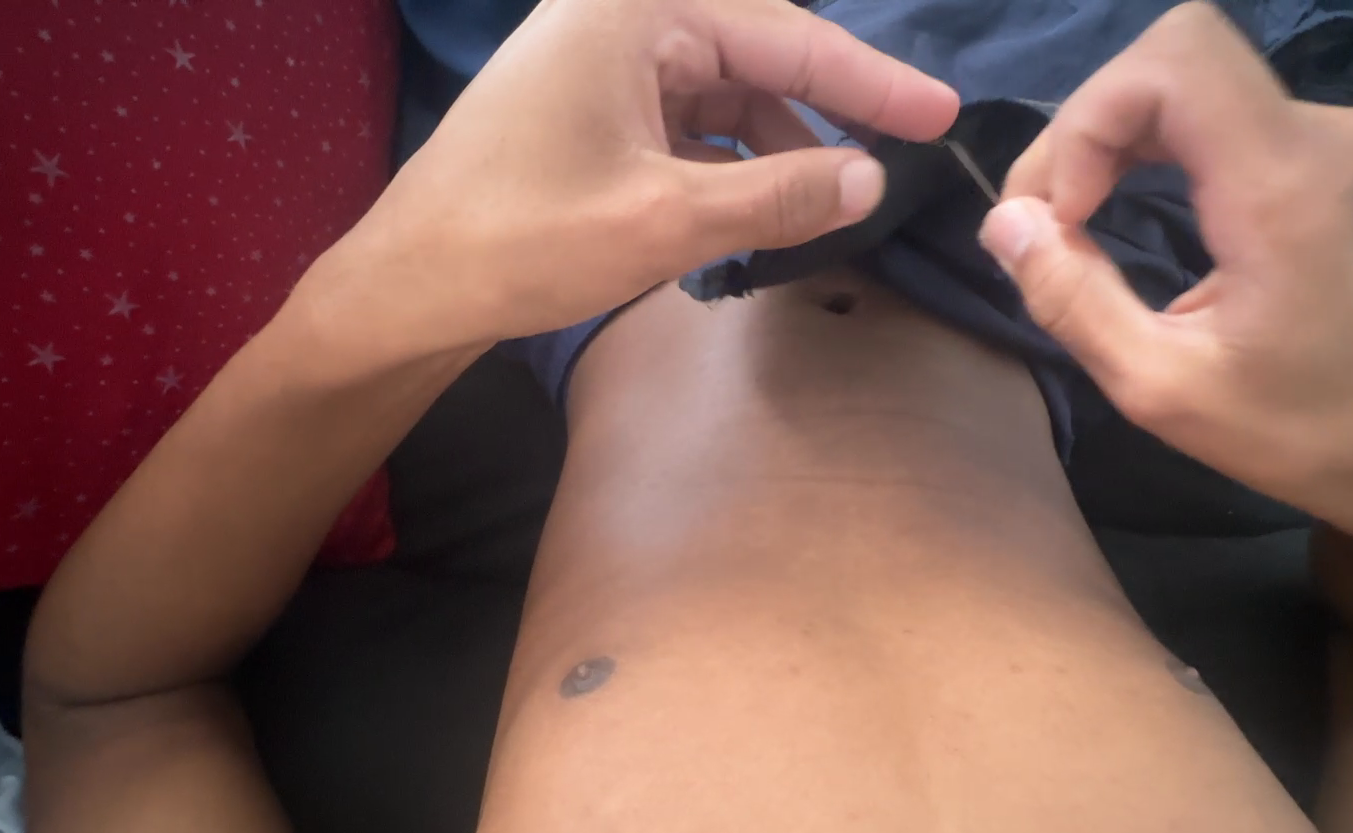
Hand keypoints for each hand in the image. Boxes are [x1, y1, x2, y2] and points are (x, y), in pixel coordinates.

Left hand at [303, 0, 958, 365]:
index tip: (936, 116)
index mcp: (637, 8)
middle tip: (885, 164)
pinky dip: (726, 167)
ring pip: (721, 99)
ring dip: (774, 150)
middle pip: (754, 58)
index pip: (784, 35)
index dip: (868, 83)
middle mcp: (619, 19)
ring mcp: (601, 70)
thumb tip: (870, 179)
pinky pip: (684, 130)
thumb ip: (776, 195)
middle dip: (822, 115)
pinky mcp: (591, 118)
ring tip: (821, 205)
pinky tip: (754, 209)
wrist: (416, 286)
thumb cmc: (527, 242)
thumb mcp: (666, 220)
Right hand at [978, 2, 1352, 557]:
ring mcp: (1338, 140)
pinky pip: (1221, 119)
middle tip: (1043, 230)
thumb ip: (1073, 300)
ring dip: (1109, 144)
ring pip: (1191, 87)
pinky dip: (1149, 154)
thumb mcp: (1157, 387)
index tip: (1063, 216)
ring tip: (1071, 225)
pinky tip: (1123, 210)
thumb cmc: (1290, 435)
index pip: (1174, 59)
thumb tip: (1003, 223)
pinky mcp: (1336, 159)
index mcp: (1287, 188)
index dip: (1087, 122)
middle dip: (1081, 136)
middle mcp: (1325, 135)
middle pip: (1172, 64)